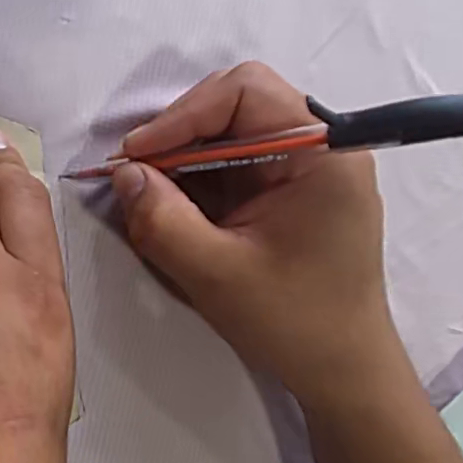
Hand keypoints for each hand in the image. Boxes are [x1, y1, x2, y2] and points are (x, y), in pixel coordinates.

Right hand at [110, 62, 398, 399]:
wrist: (339, 370)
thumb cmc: (292, 322)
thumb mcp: (215, 274)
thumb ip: (162, 220)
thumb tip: (123, 174)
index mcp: (322, 156)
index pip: (246, 92)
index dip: (183, 114)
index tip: (138, 155)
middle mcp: (317, 149)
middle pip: (233, 104)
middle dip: (177, 132)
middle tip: (137, 171)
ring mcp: (300, 169)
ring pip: (225, 132)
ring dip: (178, 155)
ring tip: (146, 190)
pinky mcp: (281, 190)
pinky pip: (226, 162)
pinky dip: (189, 176)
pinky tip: (169, 204)